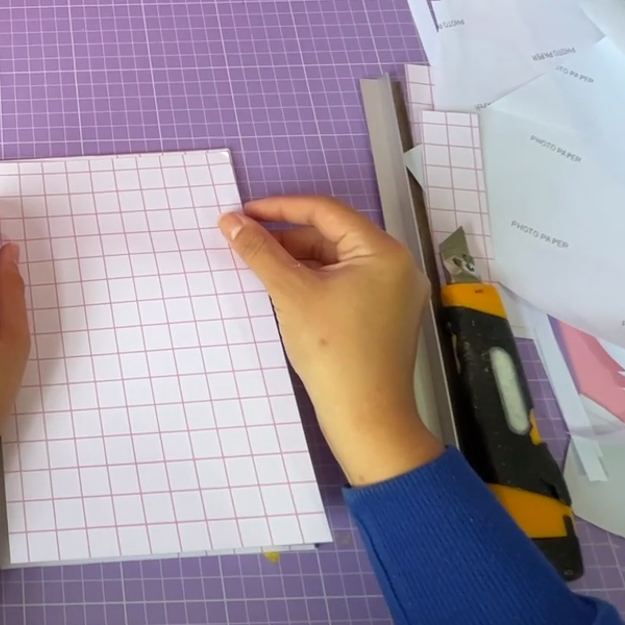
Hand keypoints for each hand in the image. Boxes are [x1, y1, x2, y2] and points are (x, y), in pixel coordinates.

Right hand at [219, 196, 441, 485]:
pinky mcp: (381, 312)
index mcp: (382, 252)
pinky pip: (341, 279)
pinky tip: (282, 286)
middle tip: (245, 241)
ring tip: (258, 264)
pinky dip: (310, 277)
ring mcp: (392, 291)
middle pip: (330, 234)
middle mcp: (395, 265)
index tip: (243, 214)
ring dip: (295, 257)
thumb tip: (230, 220)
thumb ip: (259, 250)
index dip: (279, 208)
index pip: (325, 212)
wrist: (365, 416)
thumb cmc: (332, 349)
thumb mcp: (290, 292)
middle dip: (285, 236)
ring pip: (333, 258)